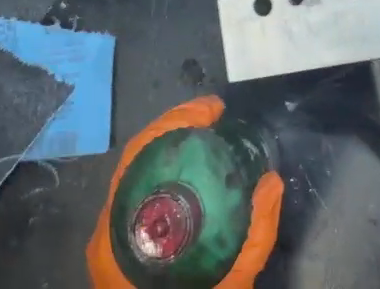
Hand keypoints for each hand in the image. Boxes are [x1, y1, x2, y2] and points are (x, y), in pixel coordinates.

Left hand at [86, 95, 284, 288]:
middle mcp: (107, 232)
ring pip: (136, 177)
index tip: (213, 108)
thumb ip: (254, 239)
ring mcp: (109, 241)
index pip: (141, 154)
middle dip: (176, 129)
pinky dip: (166, 177)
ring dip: (170, 150)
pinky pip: (140, 199)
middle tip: (215, 117)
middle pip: (137, 160)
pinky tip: (195, 175)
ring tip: (208, 136)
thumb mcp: (231, 284)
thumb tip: (272, 182)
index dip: (175, 120)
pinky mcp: (115, 251)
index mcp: (120, 236)